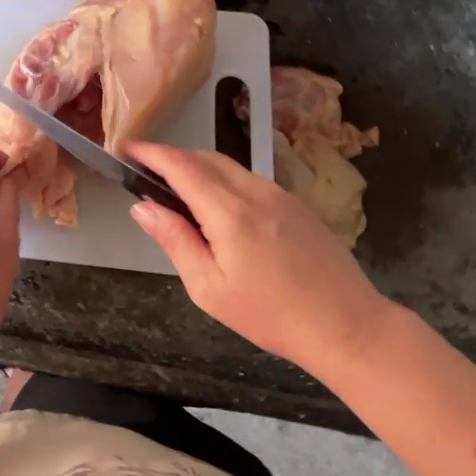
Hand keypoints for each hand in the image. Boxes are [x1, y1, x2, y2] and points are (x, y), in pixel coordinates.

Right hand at [126, 143, 393, 372]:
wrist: (349, 327)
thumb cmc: (272, 316)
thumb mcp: (209, 288)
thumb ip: (175, 241)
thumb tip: (142, 207)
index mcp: (229, 212)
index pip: (180, 165)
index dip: (150, 152)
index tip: (127, 148)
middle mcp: (255, 192)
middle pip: (204, 158)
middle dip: (171, 158)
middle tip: (146, 174)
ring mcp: (280, 195)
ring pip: (229, 167)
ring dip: (198, 169)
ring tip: (179, 194)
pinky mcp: (296, 205)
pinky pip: (249, 180)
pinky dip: (223, 182)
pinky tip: (219, 211)